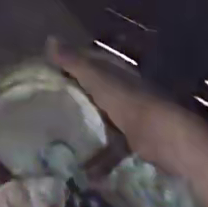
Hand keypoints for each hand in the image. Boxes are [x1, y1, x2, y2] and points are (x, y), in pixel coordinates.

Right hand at [47, 37, 199, 170]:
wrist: (162, 137)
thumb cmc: (126, 100)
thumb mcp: (95, 78)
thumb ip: (73, 62)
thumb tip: (49, 38)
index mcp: (115, 70)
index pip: (89, 59)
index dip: (70, 62)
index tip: (46, 70)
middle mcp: (123, 89)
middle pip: (95, 88)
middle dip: (74, 94)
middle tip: (45, 102)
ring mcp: (129, 115)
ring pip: (101, 117)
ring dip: (85, 125)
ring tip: (58, 135)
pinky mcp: (134, 140)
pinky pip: (110, 146)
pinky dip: (99, 157)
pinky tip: (84, 168)